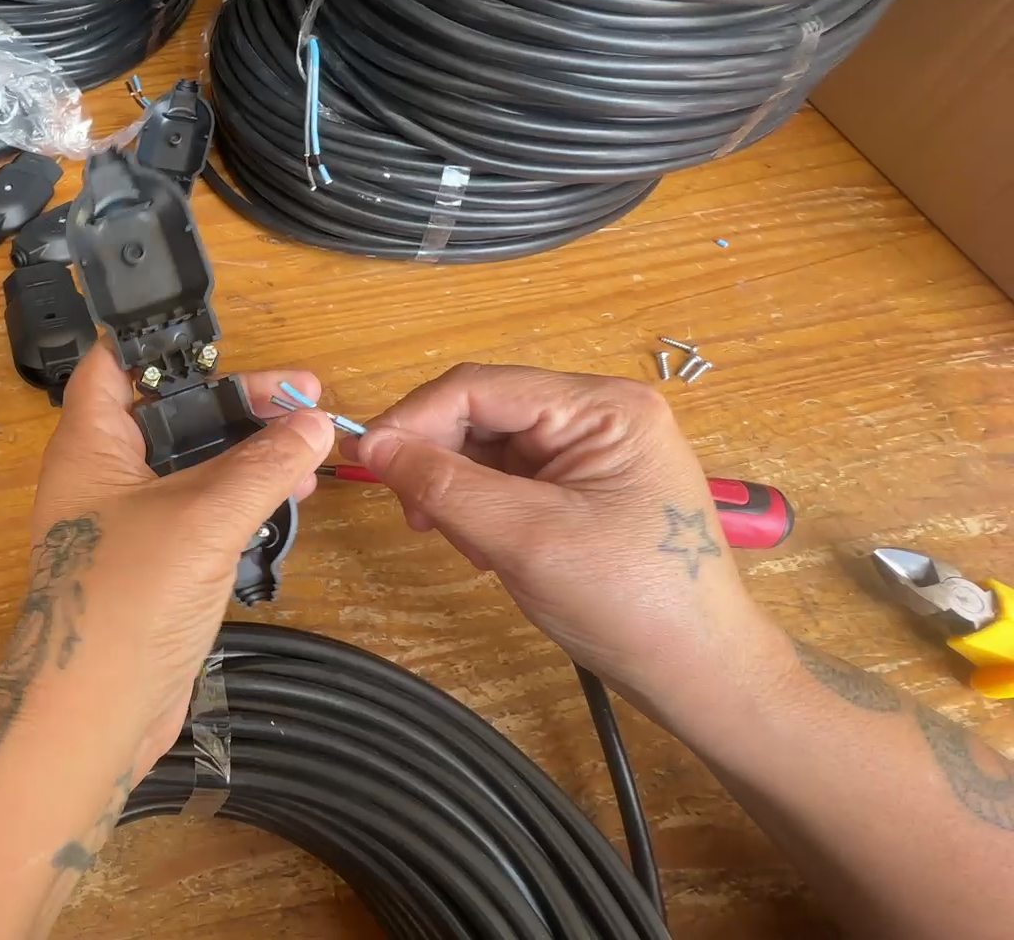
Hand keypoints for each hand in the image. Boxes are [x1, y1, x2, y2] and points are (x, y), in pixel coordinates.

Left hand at [6, 344, 335, 770]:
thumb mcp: (200, 519)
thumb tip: (313, 423)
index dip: (160, 343)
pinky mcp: (155, 557)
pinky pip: (201, 508)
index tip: (225, 337)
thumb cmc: (131, 595)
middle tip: (304, 393)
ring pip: (192, 462)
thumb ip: (259, 467)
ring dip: (247, 450)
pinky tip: (292, 494)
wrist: (98, 709)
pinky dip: (241, 496)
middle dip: (234, 400)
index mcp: (90, 444)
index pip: (114, 366)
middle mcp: (104, 472)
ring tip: (311, 442)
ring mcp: (129, 517)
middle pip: (170, 411)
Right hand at [347, 364, 787, 722]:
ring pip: (477, 444)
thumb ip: (441, 483)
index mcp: (601, 408)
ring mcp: (582, 446)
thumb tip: (368, 443)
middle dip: (433, 459)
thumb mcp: (523, 537)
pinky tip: (479, 542)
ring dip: (449, 488)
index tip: (365, 458)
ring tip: (457, 540)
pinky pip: (494, 473)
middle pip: (475, 412)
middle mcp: (592, 413)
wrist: (697, 673)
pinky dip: (470, 504)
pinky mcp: (570, 478)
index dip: (412, 418)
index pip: (476, 388)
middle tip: (414, 515)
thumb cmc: (627, 601)